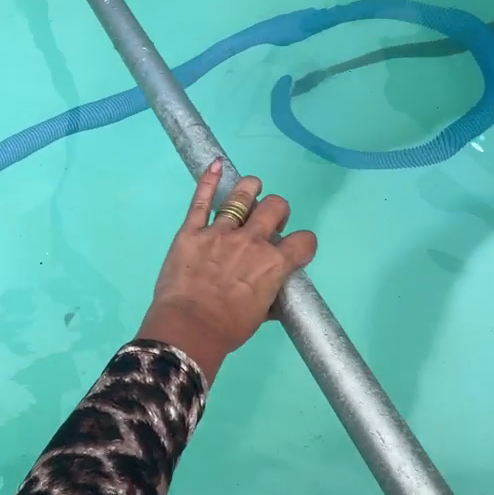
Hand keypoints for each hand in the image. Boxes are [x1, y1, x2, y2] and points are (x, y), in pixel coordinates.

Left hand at [137, 160, 315, 381]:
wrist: (189, 328)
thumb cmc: (228, 329)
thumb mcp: (261, 315)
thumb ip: (271, 295)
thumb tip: (272, 292)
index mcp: (275, 264)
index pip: (305, 241)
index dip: (302, 244)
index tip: (294, 249)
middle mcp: (252, 241)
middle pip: (275, 208)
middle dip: (276, 212)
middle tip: (265, 223)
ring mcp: (220, 232)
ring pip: (241, 196)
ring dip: (249, 189)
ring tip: (250, 188)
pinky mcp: (191, 231)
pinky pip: (201, 200)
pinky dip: (208, 180)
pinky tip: (215, 165)